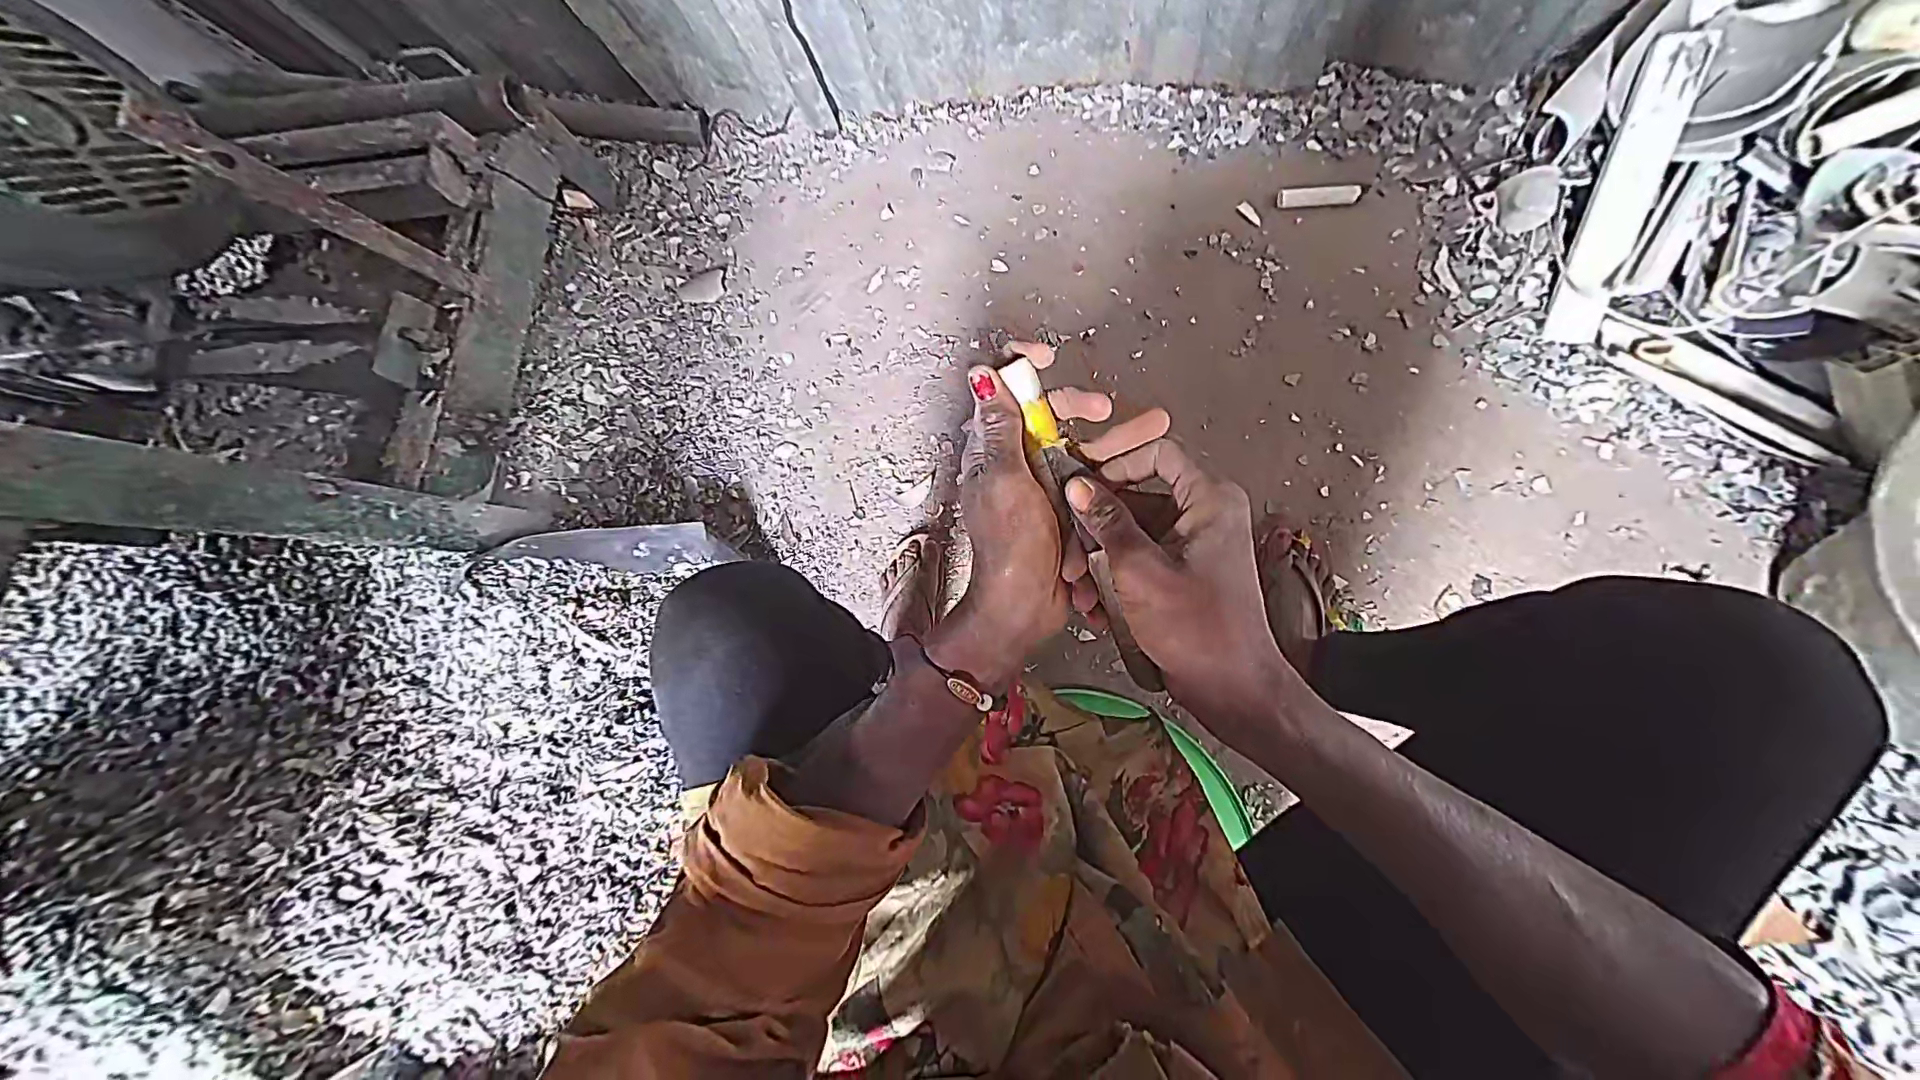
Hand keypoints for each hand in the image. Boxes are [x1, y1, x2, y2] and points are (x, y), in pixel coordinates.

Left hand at [931, 343, 1168, 686]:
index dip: (1019, 367)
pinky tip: (1142, 462)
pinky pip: (1091, 475)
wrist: (1025, 606)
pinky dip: (1115, 467)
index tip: (1047, 357)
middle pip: (1046, 416)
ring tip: (1155, 427)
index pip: (999, 393)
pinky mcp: (1065, 505)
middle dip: (1079, 406)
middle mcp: (1014, 462)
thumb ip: (1001, 429)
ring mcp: (1041, 484)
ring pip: (1077, 444)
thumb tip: (982, 375)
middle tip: (1106, 408)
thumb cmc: (1011, 548)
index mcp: (992, 451)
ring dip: (1113, 434)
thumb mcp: (1006, 482)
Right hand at [1064, 439, 1293, 727]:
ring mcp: (1190, 544)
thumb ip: (1106, 522)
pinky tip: (1095, 604)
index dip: (1115, 461)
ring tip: (1078, 587)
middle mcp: (1203, 515)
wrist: (1229, 687)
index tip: (1080, 481)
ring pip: (1131, 531)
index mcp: (1209, 501)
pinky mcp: (1179, 570)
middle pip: (1136, 496)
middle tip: (1070, 550)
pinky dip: (1114, 575)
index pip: (1157, 453)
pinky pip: (1138, 557)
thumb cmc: (1199, 630)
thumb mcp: (1140, 570)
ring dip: (1098, 556)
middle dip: (1096, 526)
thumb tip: (1078, 486)